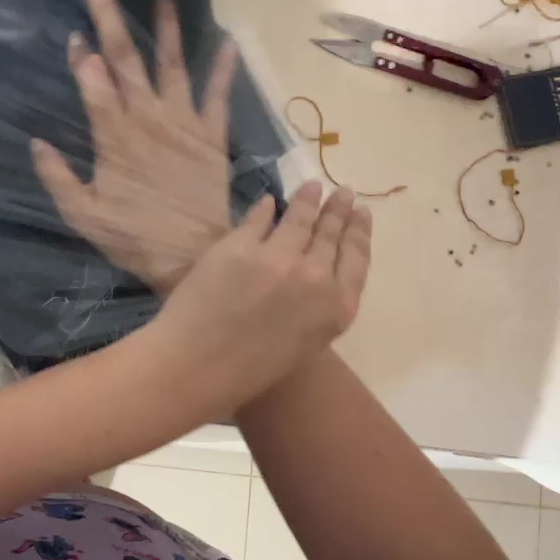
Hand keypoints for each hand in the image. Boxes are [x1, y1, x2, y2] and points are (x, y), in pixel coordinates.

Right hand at [31, 0, 242, 294]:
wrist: (192, 255)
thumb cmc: (132, 238)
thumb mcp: (82, 215)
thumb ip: (58, 177)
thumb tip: (36, 143)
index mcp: (113, 135)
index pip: (92, 82)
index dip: (81, 55)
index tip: (72, 33)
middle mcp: (147, 117)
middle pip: (124, 57)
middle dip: (108, 12)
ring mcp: (183, 122)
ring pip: (172, 62)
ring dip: (167, 23)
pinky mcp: (212, 135)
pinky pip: (219, 94)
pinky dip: (223, 67)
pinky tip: (227, 39)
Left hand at [131, 181, 371, 417]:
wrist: (197, 367)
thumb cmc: (248, 372)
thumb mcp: (302, 345)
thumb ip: (316, 308)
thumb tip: (313, 277)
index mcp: (337, 308)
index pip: (356, 259)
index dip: (359, 233)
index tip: (362, 213)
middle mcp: (316, 277)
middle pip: (330, 235)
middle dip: (337, 211)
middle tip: (342, 192)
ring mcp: (278, 257)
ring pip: (299, 219)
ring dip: (307, 200)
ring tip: (312, 187)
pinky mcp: (240, 246)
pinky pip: (257, 220)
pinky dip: (265, 209)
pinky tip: (269, 202)